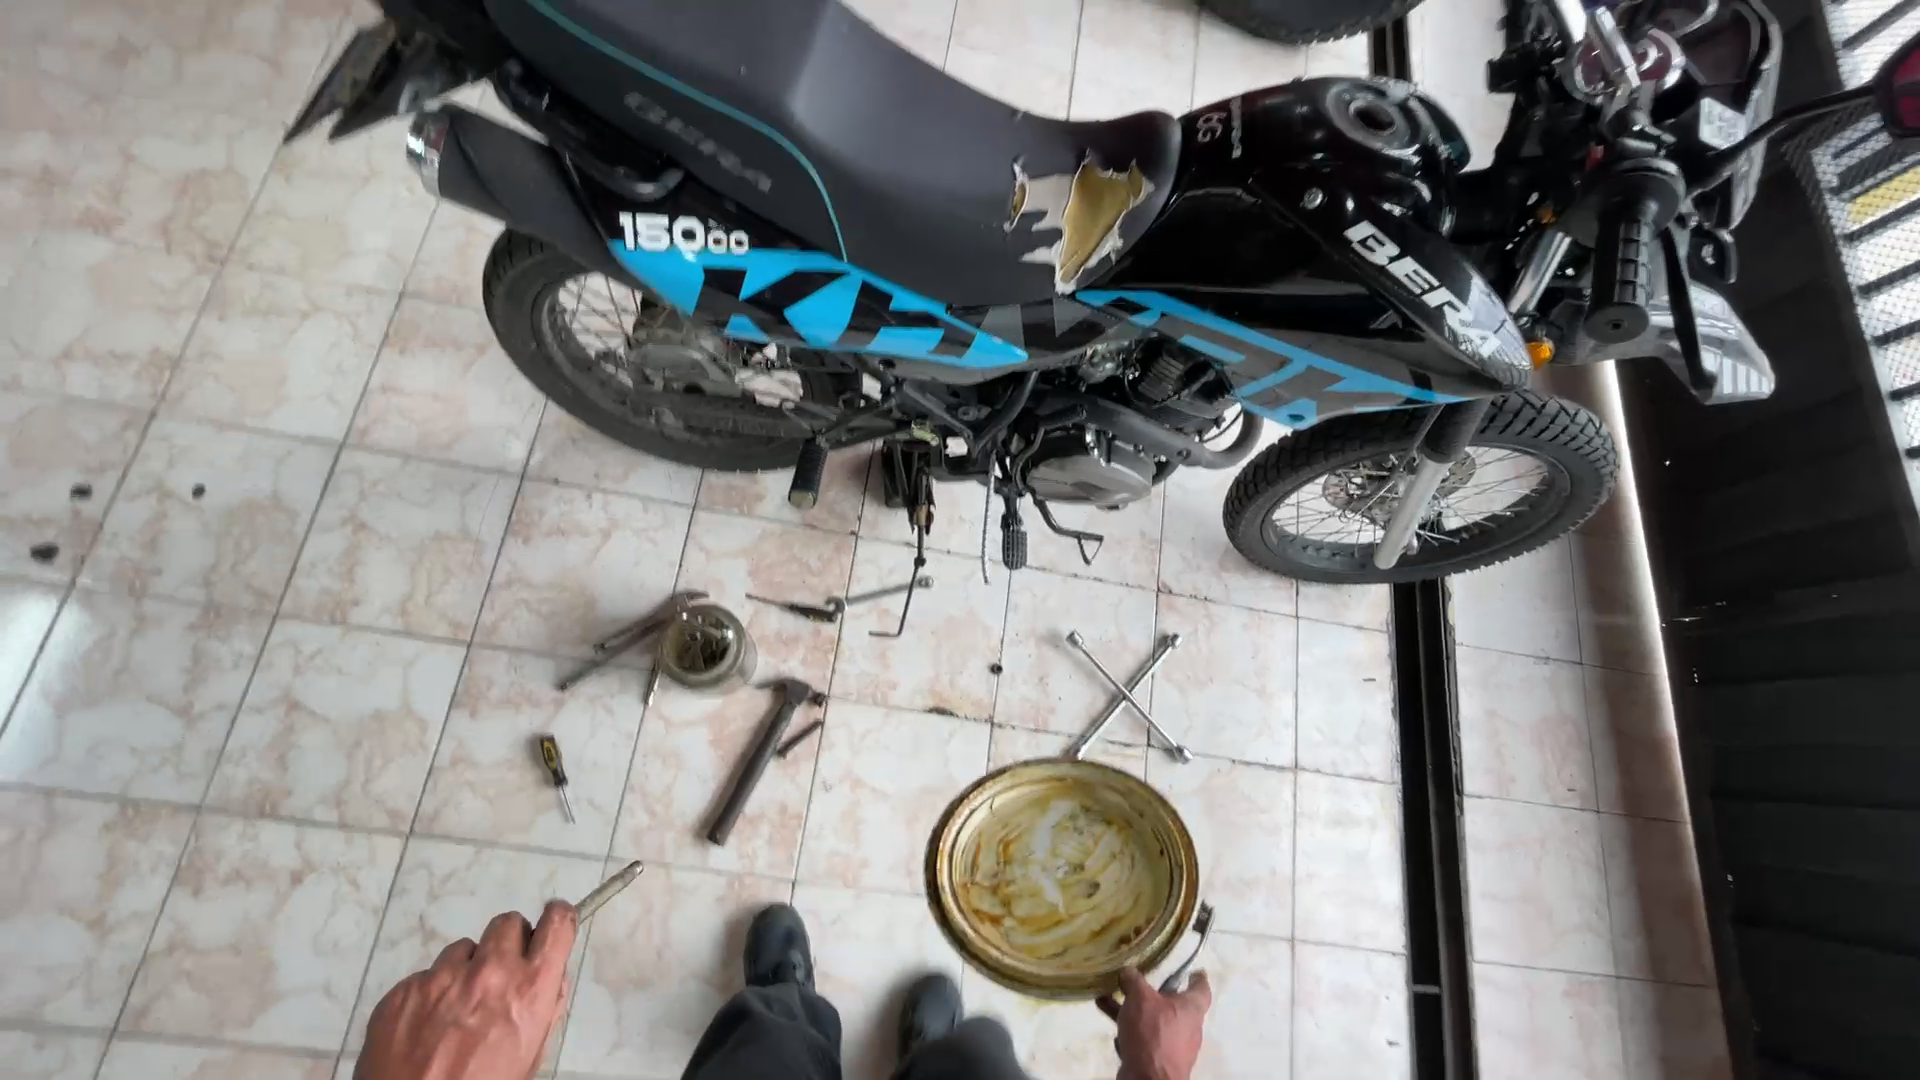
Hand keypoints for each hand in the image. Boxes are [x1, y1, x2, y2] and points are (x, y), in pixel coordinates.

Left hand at [356, 901, 578, 1079]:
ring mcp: (441, 979)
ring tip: (453, 1010)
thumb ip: (545, 1006)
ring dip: (464, 970)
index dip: (557, 919)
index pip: (557, 922)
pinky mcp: (400, 994)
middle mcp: (490, 971)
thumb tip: (549, 976)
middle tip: (498, 973)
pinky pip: (423, 978)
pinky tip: (422, 1030)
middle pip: (507, 923)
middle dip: (508, 942)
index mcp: (530, 987)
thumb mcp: (531, 1054)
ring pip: (462, 949)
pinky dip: (428, 996)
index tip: (551, 925)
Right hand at [1096, 967, 1212, 1079]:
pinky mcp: (1158, 1060)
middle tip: (1137, 980)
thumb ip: (1134, 980)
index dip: (1198, 978)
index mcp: (1191, 1009)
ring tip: (1108, 997)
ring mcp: (1173, 1047)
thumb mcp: (1140, 997)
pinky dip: (1129, 1029)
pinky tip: (1110, 1022)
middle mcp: (1187, 1028)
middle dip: (1153, 993)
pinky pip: (1144, 1038)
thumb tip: (1128, 971)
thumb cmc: (1153, 1033)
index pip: (1201, 989)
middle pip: (1173, 1005)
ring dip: (1132, 1009)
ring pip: (1153, 1021)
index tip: (1194, 970)